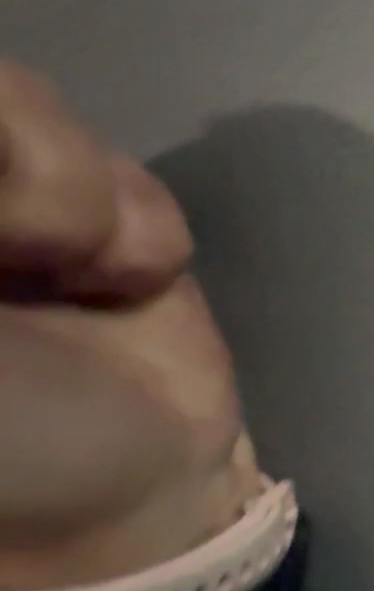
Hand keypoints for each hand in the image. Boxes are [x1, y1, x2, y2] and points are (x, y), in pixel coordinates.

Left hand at [0, 62, 255, 590]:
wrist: (133, 488)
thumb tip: (18, 204)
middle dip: (9, 164)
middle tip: (11, 254)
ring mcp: (10, 198)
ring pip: (26, 102)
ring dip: (70, 198)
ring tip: (71, 277)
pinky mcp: (111, 223)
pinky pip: (128, 171)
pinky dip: (142, 232)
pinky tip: (123, 287)